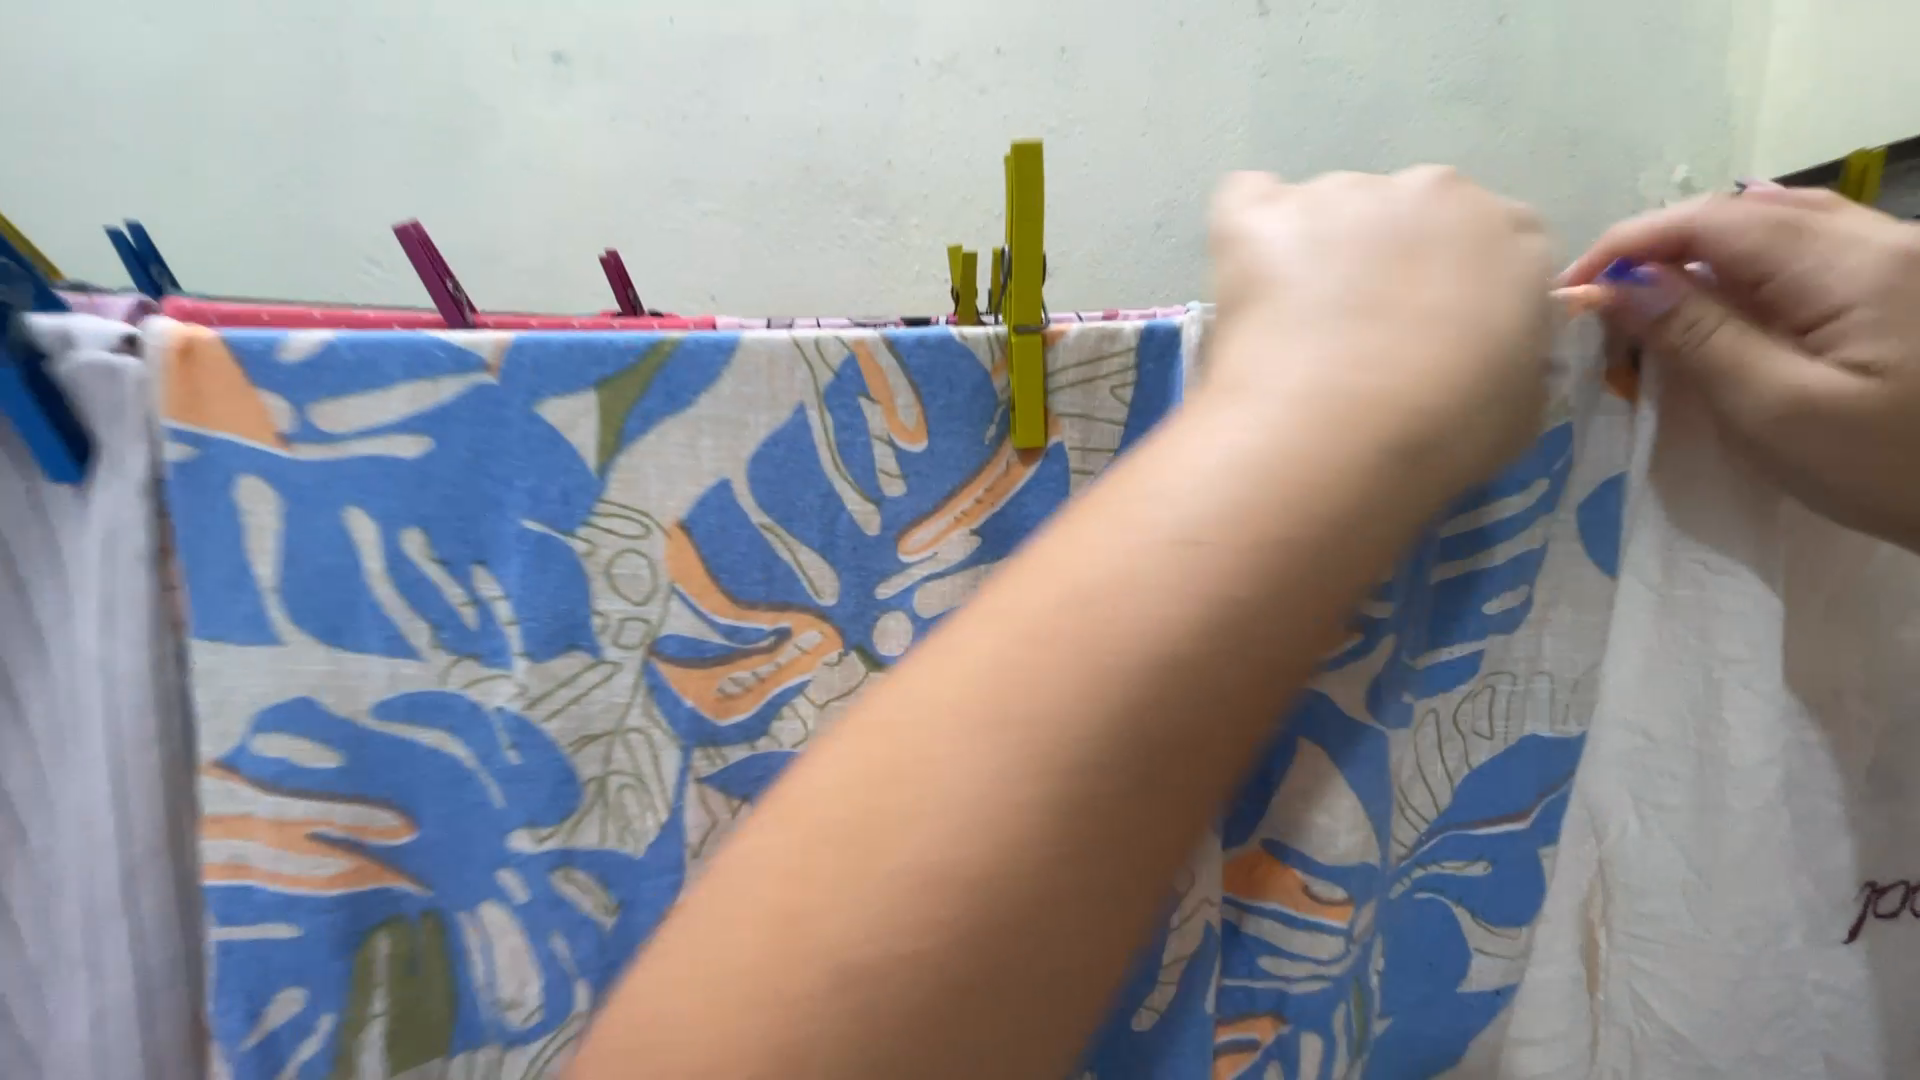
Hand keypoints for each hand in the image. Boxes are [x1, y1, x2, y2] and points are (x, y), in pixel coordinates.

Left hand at [1205, 167, 1554, 499]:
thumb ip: (1507, 358)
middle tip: (1347, 339)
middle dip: (1376, 264)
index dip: (1446, 289)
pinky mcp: (1261, 215)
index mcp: (1513, 235)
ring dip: (1308, 256)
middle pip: (1403, 215)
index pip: (1488, 241)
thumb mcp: (1516, 408)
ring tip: (1286, 331)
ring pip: (1324, 212)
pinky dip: (1243, 236)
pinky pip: (1246, 202)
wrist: (1337, 433)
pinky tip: (1241, 281)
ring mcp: (1342, 194)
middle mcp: (1433, 192)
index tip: (1421, 337)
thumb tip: (1483, 359)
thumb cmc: (1440, 434)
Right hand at [1565, 188, 1919, 551]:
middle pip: (1748, 211)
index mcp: (1856, 264)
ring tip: (1636, 290)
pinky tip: (1717, 277)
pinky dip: (1744, 259)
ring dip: (1697, 250)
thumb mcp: (1772, 408)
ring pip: (1782, 223)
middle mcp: (1891, 238)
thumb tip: (1612, 288)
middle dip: (1657, 245)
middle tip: (1592, 296)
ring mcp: (1909, 258)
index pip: (1715, 221)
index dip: (1629, 244)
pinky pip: (1811, 248)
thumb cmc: (1893, 466)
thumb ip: (1693, 336)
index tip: (1568, 291)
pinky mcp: (1910, 285)